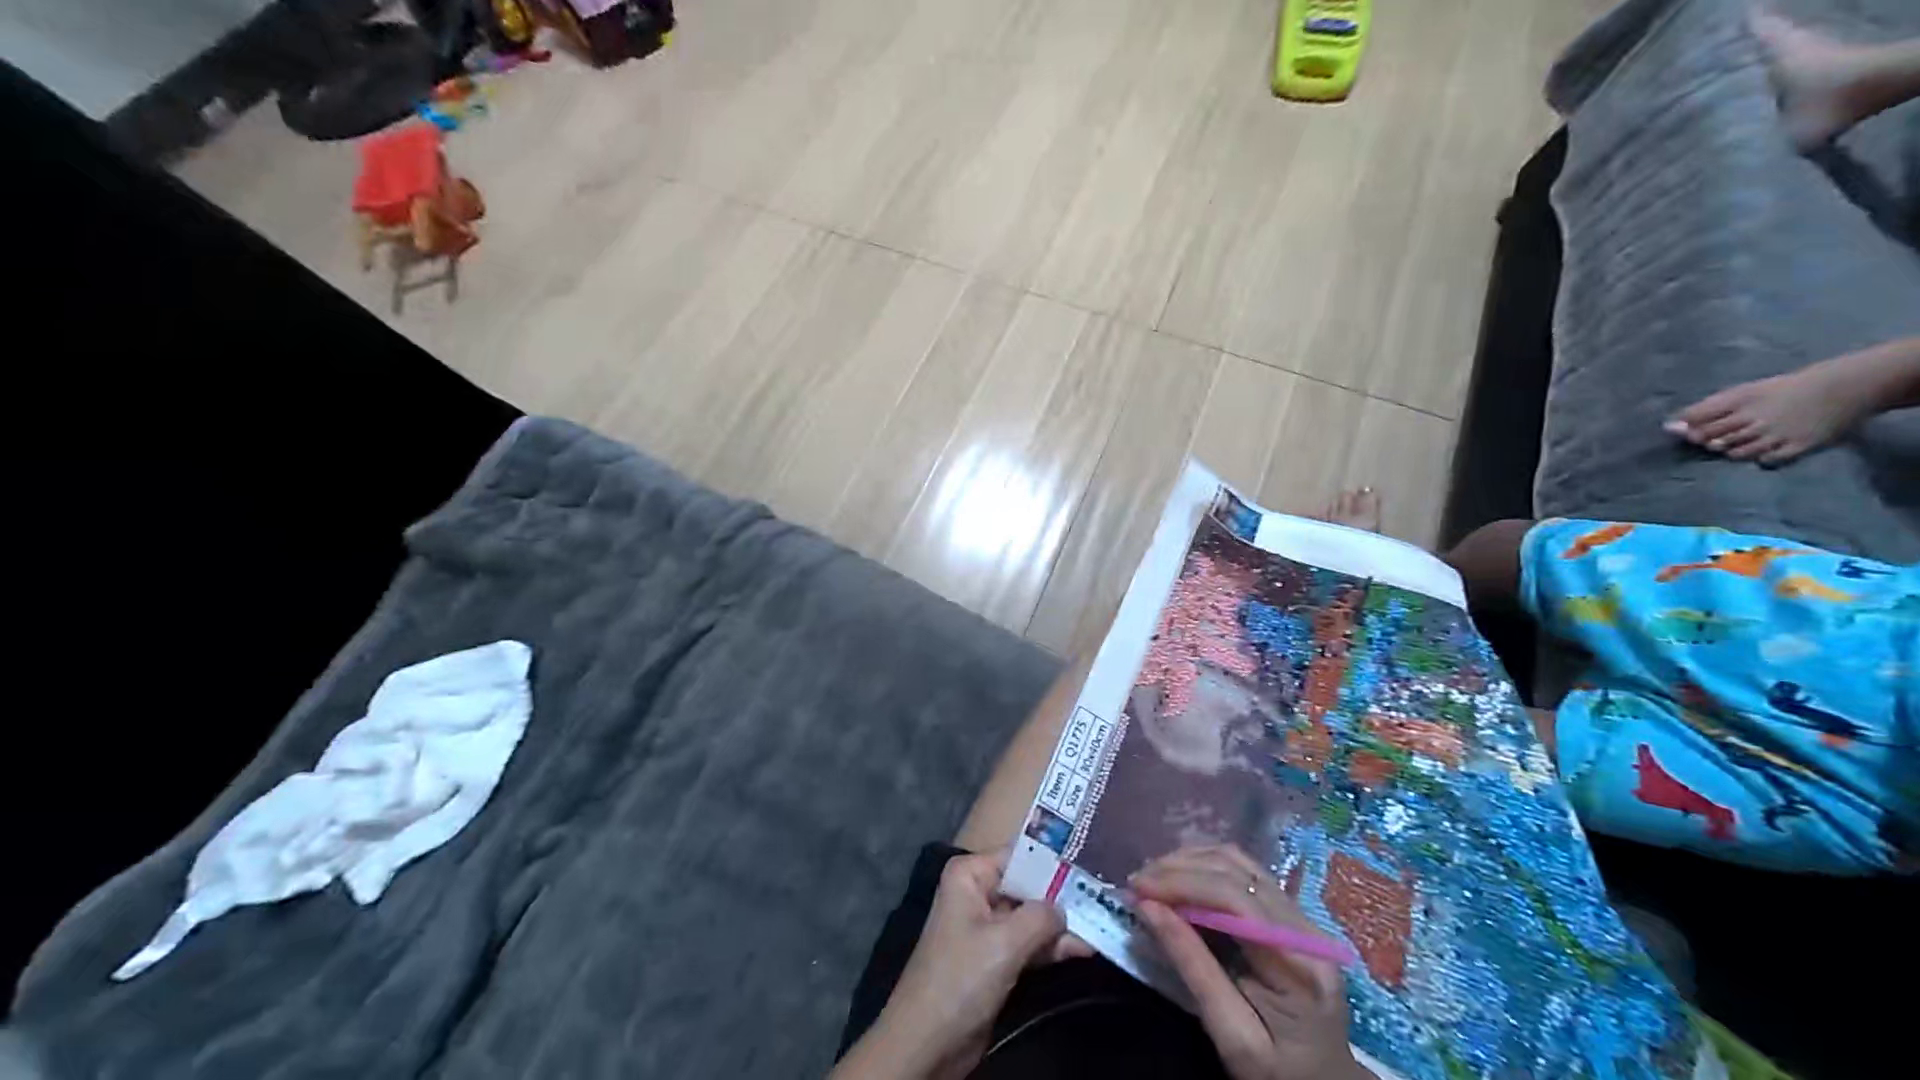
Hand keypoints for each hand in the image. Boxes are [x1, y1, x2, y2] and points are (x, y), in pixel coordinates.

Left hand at [833, 850, 1084, 1079]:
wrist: (927, 1043)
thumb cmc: (960, 978)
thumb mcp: (1005, 942)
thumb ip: (1041, 917)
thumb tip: (1066, 908)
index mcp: (970, 875)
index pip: (1019, 855)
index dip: (1054, 860)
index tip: (1091, 861)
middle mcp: (977, 893)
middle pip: (1028, 885)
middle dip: (1063, 895)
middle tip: (1105, 894)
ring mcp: (987, 927)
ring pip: (1032, 916)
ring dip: (1063, 925)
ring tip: (1102, 922)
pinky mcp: (995, 959)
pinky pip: (1030, 943)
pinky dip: (1053, 947)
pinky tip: (1085, 948)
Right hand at [1131, 846, 1367, 1079]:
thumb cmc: (1279, 1075)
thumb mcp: (1232, 1036)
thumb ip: (1193, 968)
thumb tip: (1148, 908)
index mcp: (1297, 960)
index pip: (1233, 897)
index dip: (1180, 882)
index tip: (1136, 888)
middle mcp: (1305, 927)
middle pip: (1234, 872)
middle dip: (1177, 869)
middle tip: (1135, 883)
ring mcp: (1300, 915)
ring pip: (1237, 862)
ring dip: (1188, 862)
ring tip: (1151, 879)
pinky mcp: (1289, 914)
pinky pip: (1243, 872)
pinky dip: (1204, 867)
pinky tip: (1179, 878)